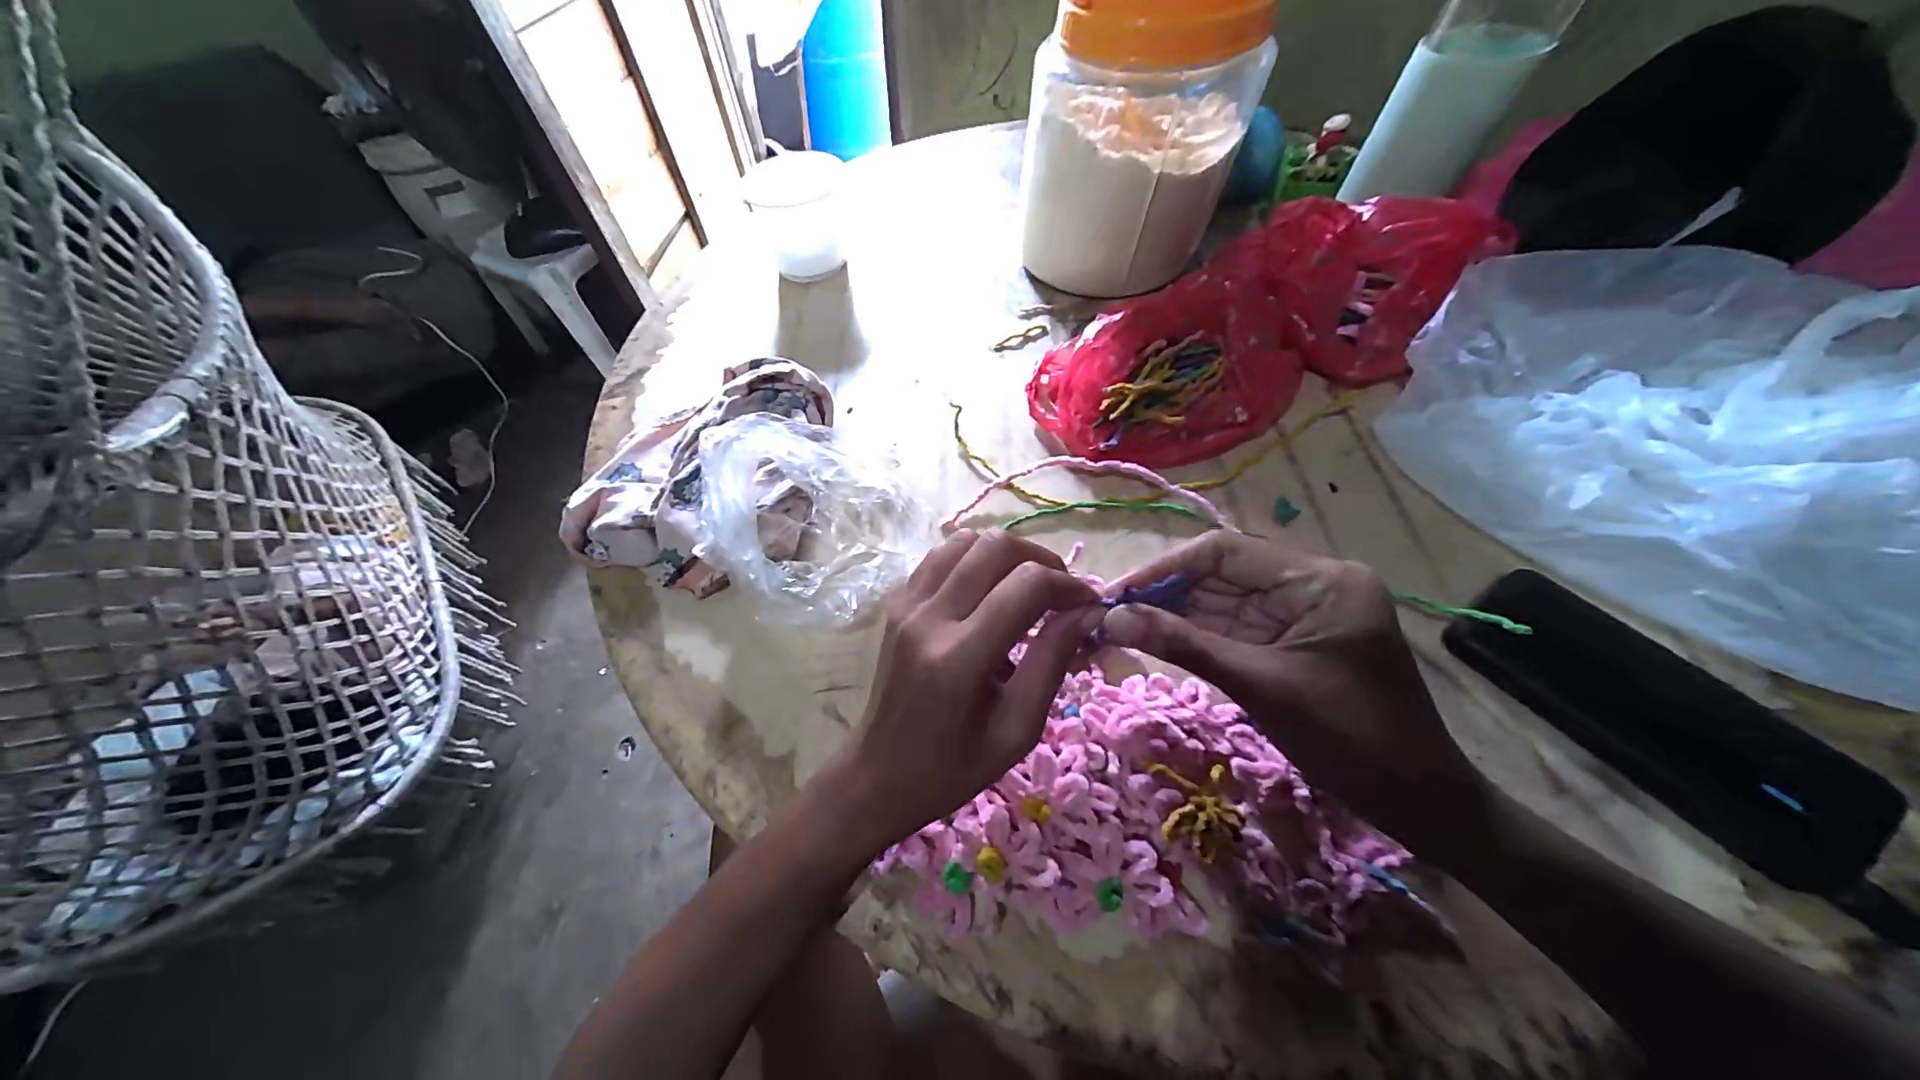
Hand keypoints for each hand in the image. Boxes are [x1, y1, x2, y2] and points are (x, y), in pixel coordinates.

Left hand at [831, 530, 1100, 850]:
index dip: (1069, 587)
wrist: (881, 774)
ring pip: (967, 541)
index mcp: (959, 658)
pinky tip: (990, 594)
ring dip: (1009, 556)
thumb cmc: (955, 767)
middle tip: (1061, 596)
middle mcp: (928, 618)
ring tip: (1028, 590)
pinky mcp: (896, 603)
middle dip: (1043, 561)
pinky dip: (976, 561)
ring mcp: (906, 605)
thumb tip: (1087, 611)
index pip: (1027, 586)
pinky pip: (942, 556)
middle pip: (997, 547)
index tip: (1089, 607)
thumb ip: (1053, 661)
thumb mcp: (1018, 729)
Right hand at [1100, 531, 1486, 852]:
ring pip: (1221, 602)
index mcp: (1320, 580)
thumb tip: (1113, 617)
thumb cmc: (1350, 740)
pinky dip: (1194, 636)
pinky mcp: (1291, 642)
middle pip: (1220, 575)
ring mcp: (1301, 614)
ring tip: (1118, 628)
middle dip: (1163, 593)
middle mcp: (1311, 585)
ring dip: (1172, 615)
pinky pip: (1233, 629)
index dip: (1164, 569)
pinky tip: (1154, 642)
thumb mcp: (1260, 686)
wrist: (1419, 803)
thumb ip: (1185, 645)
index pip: (1225, 552)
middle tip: (1107, 614)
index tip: (1116, 593)